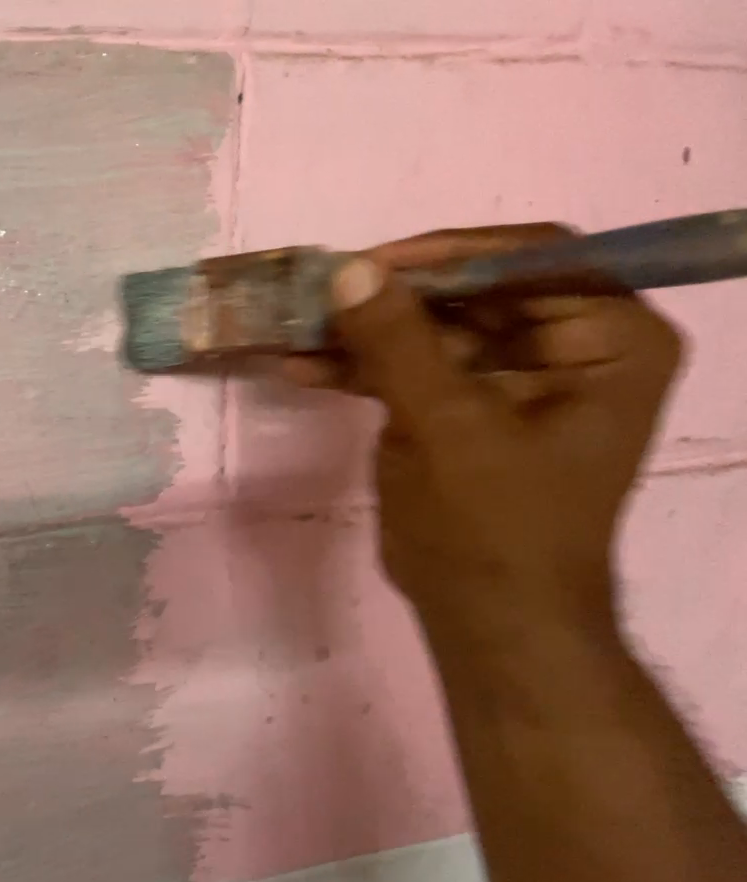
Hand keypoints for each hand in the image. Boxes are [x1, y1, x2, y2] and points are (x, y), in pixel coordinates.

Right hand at [289, 226, 683, 630]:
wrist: (485, 609)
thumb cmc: (494, 520)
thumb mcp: (447, 425)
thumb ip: (399, 344)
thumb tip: (349, 271)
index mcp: (608, 340)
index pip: (535, 261)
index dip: (450, 253)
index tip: (367, 264)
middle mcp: (566, 348)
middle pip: (472, 293)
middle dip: (391, 296)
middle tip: (315, 295)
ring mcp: (506, 380)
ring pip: (427, 331)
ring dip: (361, 332)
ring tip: (293, 328)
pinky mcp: (456, 410)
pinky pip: (405, 371)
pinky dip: (356, 368)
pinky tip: (301, 367)